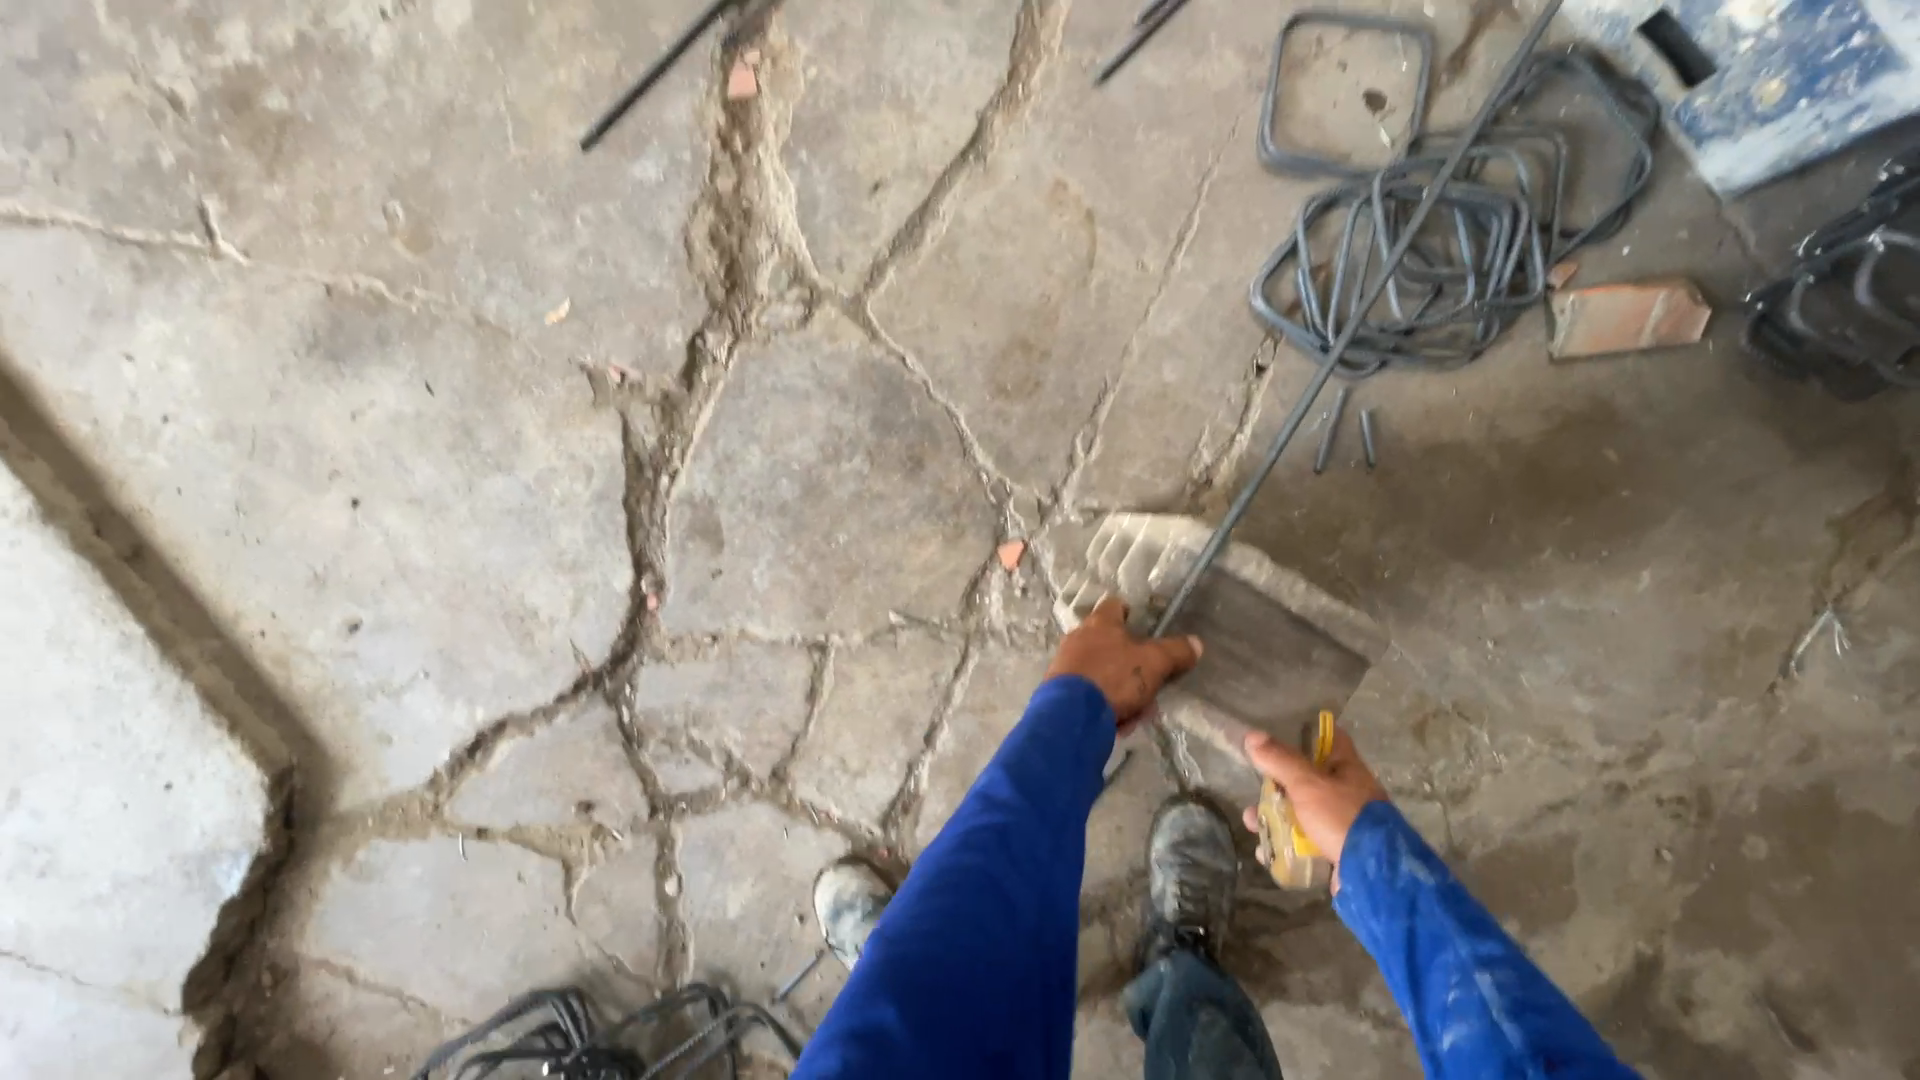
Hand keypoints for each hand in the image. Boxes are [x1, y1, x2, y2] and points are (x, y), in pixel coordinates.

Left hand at [1046, 596, 1202, 728]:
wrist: (1070, 715)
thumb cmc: (1113, 678)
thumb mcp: (1154, 663)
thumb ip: (1176, 652)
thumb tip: (1196, 643)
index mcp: (1100, 623)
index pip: (1114, 605)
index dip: (1130, 613)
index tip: (1142, 624)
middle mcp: (1078, 638)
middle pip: (1111, 645)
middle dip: (1133, 667)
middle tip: (1149, 687)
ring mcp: (1065, 664)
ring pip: (1103, 674)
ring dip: (1122, 692)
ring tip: (1134, 713)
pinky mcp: (1058, 690)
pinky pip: (1089, 694)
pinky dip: (1105, 706)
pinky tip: (1116, 723)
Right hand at [1240, 724, 1388, 873]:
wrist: (1374, 876)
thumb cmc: (1343, 819)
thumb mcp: (1308, 785)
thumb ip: (1280, 760)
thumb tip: (1251, 735)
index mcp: (1347, 769)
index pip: (1331, 738)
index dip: (1308, 731)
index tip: (1280, 730)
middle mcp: (1346, 792)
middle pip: (1307, 778)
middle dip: (1276, 784)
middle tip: (1255, 786)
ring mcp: (1341, 823)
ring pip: (1301, 812)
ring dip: (1274, 817)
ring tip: (1252, 824)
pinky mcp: (1335, 850)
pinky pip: (1304, 842)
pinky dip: (1284, 845)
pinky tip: (1266, 852)